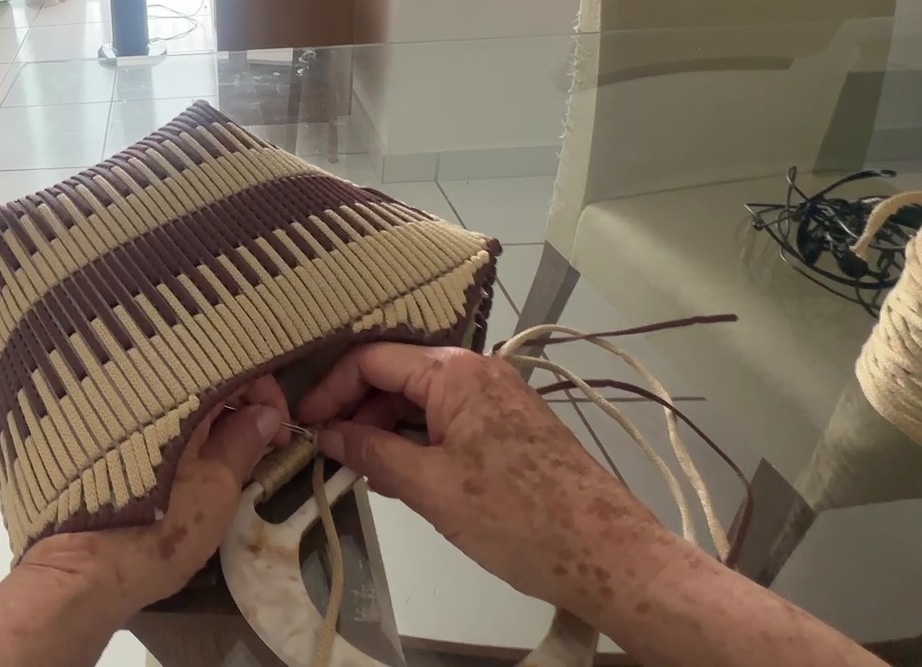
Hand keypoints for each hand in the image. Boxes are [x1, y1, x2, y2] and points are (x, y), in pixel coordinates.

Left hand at [18, 375, 290, 614]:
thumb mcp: (216, 488)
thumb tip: (267, 414)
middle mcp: (145, 383)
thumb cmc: (158, 528)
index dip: (266, 393)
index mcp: (177, 389)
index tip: (278, 431)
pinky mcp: (100, 426)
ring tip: (225, 452)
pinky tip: (185, 453)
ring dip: (208, 413)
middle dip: (237, 402)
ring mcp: (118, 402)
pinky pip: (150, 407)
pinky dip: (176, 421)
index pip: (234, 365)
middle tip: (256, 443)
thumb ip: (244, 441)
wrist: (82, 567)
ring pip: (177, 391)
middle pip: (203, 373)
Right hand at [297, 344, 691, 620]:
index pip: (370, 360)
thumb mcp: (429, 487)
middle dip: (358, 412)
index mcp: (453, 370)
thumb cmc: (518, 518)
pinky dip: (416, 440)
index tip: (306, 423)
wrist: (616, 561)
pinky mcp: (508, 424)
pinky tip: (402, 475)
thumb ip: (370, 453)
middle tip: (332, 452)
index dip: (331, 389)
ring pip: (419, 399)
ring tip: (365, 471)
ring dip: (386, 430)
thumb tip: (325, 435)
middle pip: (394, 375)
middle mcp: (474, 369)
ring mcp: (494, 395)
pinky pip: (445, 418)